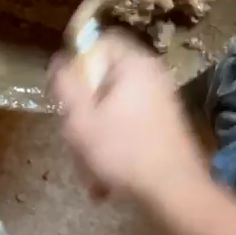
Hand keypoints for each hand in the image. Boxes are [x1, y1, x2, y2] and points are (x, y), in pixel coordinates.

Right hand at [49, 31, 208, 208]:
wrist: (175, 193)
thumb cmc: (123, 151)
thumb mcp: (81, 119)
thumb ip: (66, 85)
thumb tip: (60, 60)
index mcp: (134, 65)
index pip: (101, 41)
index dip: (78, 60)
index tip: (65, 89)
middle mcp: (152, 76)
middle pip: (104, 80)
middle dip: (84, 111)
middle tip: (74, 137)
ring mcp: (162, 102)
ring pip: (113, 110)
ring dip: (96, 138)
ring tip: (89, 170)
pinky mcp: (166, 127)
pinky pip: (129, 128)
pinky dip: (115, 149)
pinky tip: (105, 182)